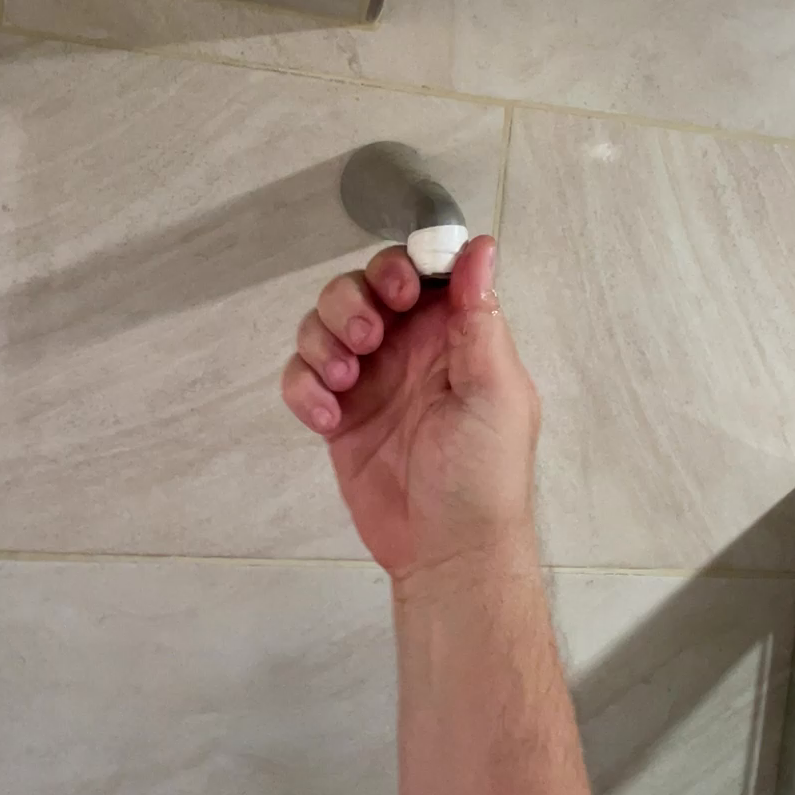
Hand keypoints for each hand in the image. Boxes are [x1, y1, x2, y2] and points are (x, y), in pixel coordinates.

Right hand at [282, 235, 540, 581]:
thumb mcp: (493, 390)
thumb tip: (482, 244)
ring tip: (345, 384)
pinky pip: (301, 377)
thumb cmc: (484, 470)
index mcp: (453, 332)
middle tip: (366, 338)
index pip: (419, 270)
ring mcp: (369, 378)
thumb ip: (479, 317)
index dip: (400, 266)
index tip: (398, 292)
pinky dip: (304, 389)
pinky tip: (328, 420)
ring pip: (323, 324)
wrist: (446, 549)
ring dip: (322, 342)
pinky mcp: (337, 413)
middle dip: (351, 302)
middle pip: (359, 287)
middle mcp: (407, 346)